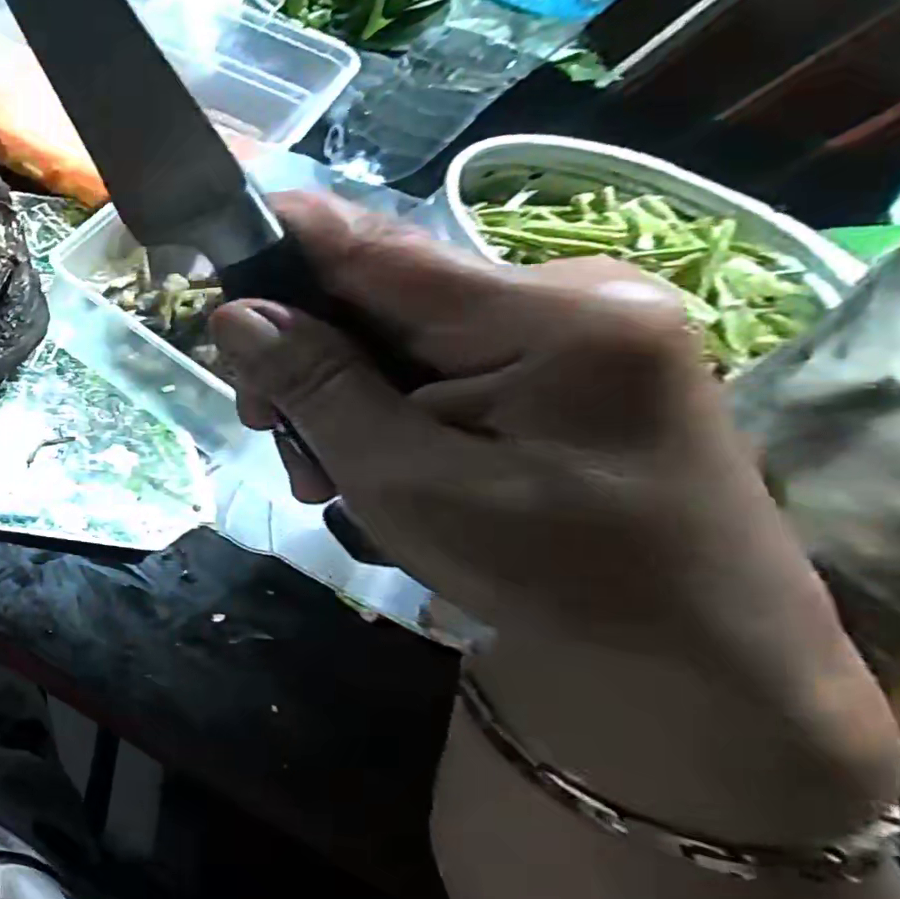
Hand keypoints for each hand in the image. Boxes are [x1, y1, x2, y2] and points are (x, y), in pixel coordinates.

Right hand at [210, 192, 899, 842]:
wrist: (690, 660)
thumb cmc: (550, 579)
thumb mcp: (406, 484)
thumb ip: (318, 389)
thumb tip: (235, 314)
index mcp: (552, 319)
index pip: (380, 249)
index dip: (286, 238)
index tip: (210, 252)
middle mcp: (572, 294)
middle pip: (383, 295)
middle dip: (306, 356)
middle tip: (262, 426)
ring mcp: (575, 324)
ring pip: (401, 331)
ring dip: (339, 391)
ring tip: (318, 470)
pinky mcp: (565, 360)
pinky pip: (439, 356)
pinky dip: (384, 402)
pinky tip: (365, 458)